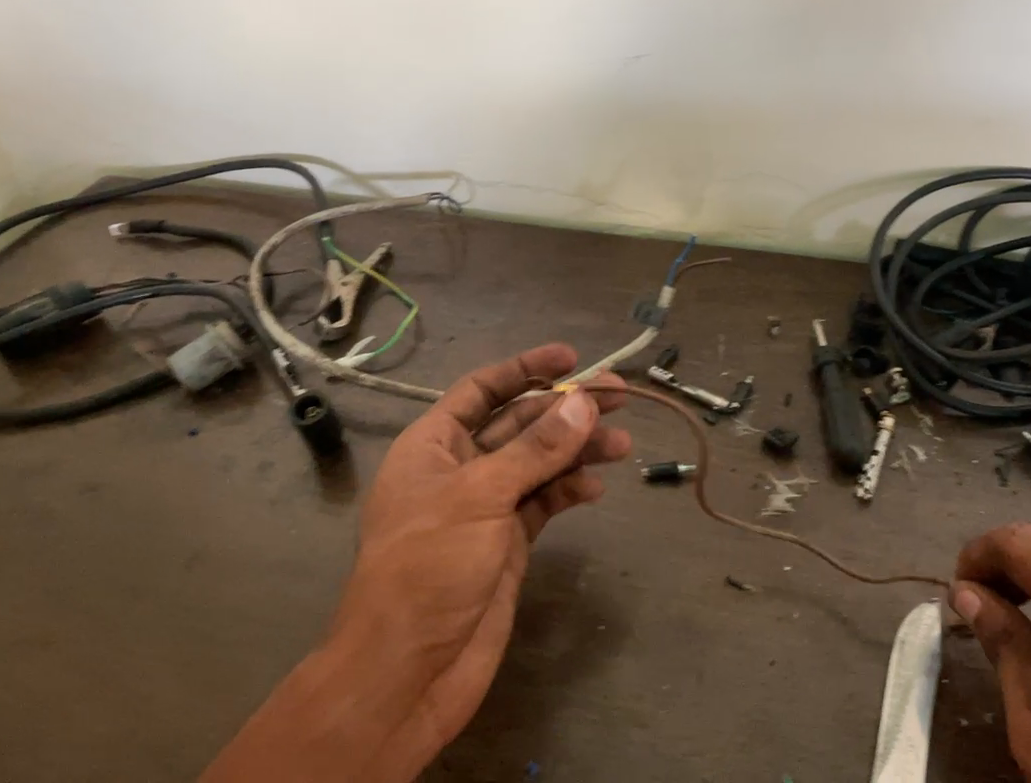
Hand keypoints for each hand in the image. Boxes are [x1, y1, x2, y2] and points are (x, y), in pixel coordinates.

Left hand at [202, 344, 630, 782]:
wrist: (408, 671)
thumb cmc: (428, 567)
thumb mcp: (479, 497)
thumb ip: (536, 449)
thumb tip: (582, 402)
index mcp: (434, 445)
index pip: (482, 390)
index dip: (525, 368)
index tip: (572, 358)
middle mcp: (460, 468)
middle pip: (519, 423)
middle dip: (565, 408)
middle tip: (618, 394)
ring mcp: (486, 507)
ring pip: (539, 462)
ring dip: (577, 448)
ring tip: (622, 442)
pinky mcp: (508, 543)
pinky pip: (545, 501)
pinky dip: (570, 489)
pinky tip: (595, 487)